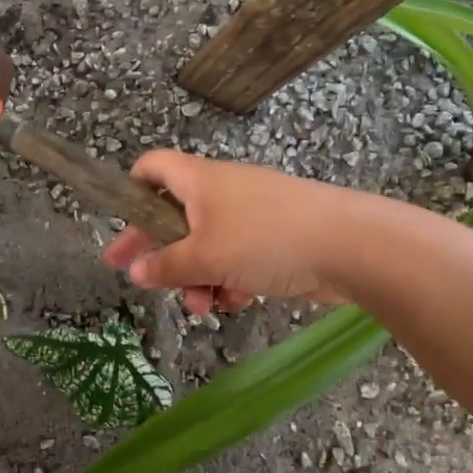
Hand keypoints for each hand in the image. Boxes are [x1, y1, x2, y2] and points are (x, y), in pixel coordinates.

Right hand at [103, 150, 371, 313]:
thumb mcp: (206, 256)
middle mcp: (220, 190)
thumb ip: (166, 266)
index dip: (132, 189)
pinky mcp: (276, 236)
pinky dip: (232, 276)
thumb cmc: (266, 238)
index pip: (152, 167)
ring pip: (207, 243)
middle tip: (140, 280)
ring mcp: (250, 213)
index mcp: (197, 180)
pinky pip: (238, 255)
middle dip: (162, 252)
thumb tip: (135, 272)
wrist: (350, 245)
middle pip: (176, 215)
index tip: (122, 222)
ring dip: (199, 275)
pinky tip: (241, 299)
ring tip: (204, 306)